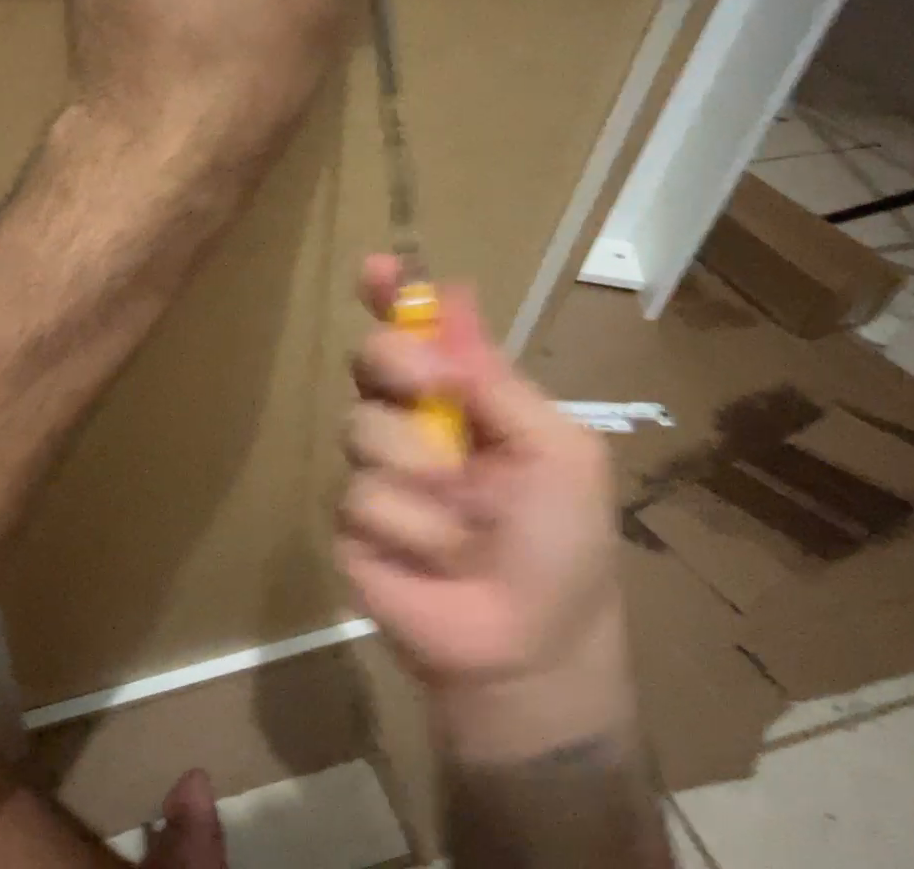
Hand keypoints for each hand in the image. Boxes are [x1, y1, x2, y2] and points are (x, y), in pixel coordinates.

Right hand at [336, 256, 620, 693]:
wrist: (533, 643)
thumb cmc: (562, 542)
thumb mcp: (559, 450)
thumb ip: (499, 381)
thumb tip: (450, 297)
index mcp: (465, 399)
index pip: (418, 334)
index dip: (394, 298)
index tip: (378, 269)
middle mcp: (413, 424)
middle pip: (370, 362)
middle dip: (395, 365)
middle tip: (428, 386)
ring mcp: (378, 474)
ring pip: (362, 431)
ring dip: (422, 475)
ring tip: (466, 523)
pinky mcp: (351, 525)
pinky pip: (362, 500)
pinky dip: (411, 530)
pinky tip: (435, 560)